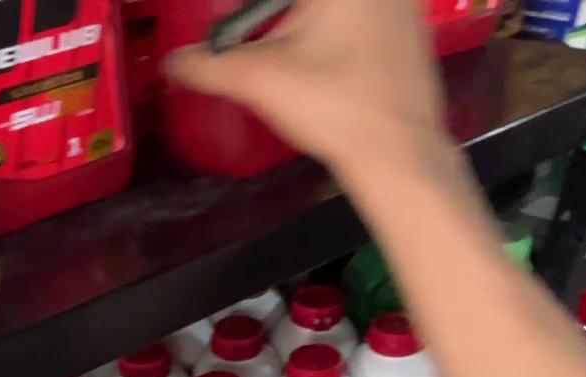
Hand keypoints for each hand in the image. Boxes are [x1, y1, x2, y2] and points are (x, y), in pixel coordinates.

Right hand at [167, 0, 452, 179]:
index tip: (232, 27)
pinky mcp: (412, 25)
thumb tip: (174, 64)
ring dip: (305, 22)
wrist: (397, 152)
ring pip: (334, 10)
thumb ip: (210, 66)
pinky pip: (363, 14)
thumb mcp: (261, 81)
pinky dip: (338, 28)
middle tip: (248, 32)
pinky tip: (327, 62)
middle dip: (273, 16)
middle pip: (302, 4)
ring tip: (287, 52)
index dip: (247, 12)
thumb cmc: (334, 108)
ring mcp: (402, 0)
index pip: (272, 0)